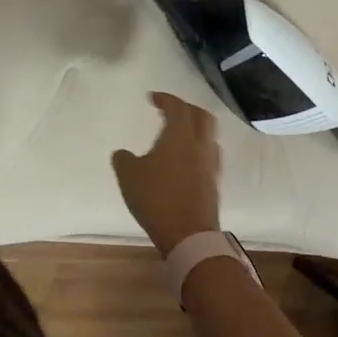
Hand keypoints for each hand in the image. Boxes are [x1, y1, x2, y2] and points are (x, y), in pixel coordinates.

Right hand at [112, 92, 222, 254]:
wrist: (188, 237)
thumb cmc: (156, 198)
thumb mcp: (128, 174)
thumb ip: (123, 158)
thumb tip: (124, 154)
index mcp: (179, 137)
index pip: (178, 107)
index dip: (165, 98)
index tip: (152, 98)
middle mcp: (200, 147)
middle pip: (203, 117)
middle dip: (187, 109)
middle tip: (170, 111)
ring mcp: (210, 167)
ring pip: (209, 138)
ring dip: (195, 130)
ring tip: (178, 136)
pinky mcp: (214, 185)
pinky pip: (208, 157)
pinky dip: (197, 150)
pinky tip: (183, 161)